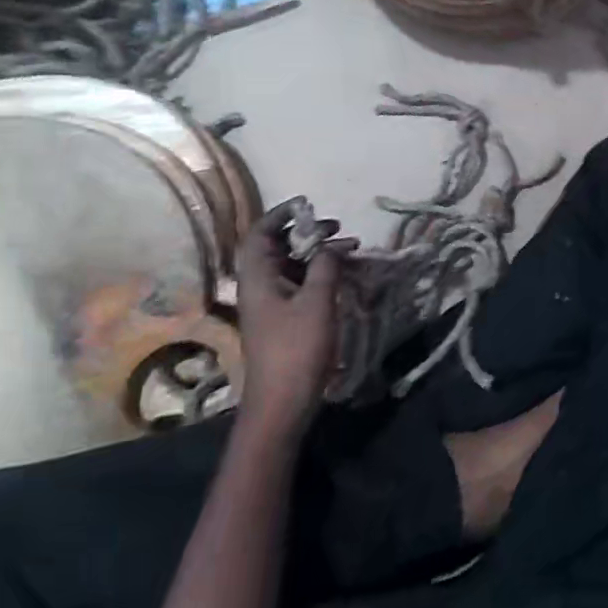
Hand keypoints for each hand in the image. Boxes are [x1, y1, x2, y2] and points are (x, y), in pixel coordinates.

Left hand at [234, 198, 357, 426]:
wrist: (282, 403)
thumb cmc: (297, 349)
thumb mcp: (317, 302)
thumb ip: (325, 267)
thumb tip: (331, 246)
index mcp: (257, 279)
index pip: (259, 234)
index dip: (280, 215)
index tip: (308, 205)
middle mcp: (259, 287)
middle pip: (276, 247)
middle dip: (306, 232)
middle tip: (338, 227)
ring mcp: (270, 305)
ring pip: (290, 266)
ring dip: (317, 253)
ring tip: (350, 248)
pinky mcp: (283, 320)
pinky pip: (298, 284)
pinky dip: (319, 273)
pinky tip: (342, 275)